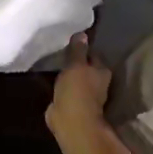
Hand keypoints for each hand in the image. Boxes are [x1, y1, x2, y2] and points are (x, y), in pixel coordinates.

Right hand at [46, 33, 114, 153]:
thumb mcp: (75, 65)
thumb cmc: (77, 90)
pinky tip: (50, 78)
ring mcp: (84, 94)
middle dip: (75, 61)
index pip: (93, 54)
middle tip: (60, 51)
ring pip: (75, 78)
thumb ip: (78, 50)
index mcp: (102, 72)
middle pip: (86, 67)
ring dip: (67, 73)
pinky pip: (66, 88)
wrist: (70, 120)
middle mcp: (97, 83)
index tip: (70, 41)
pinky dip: (60, 84)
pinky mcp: (71, 102)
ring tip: (53, 62)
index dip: (83, 48)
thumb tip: (82, 33)